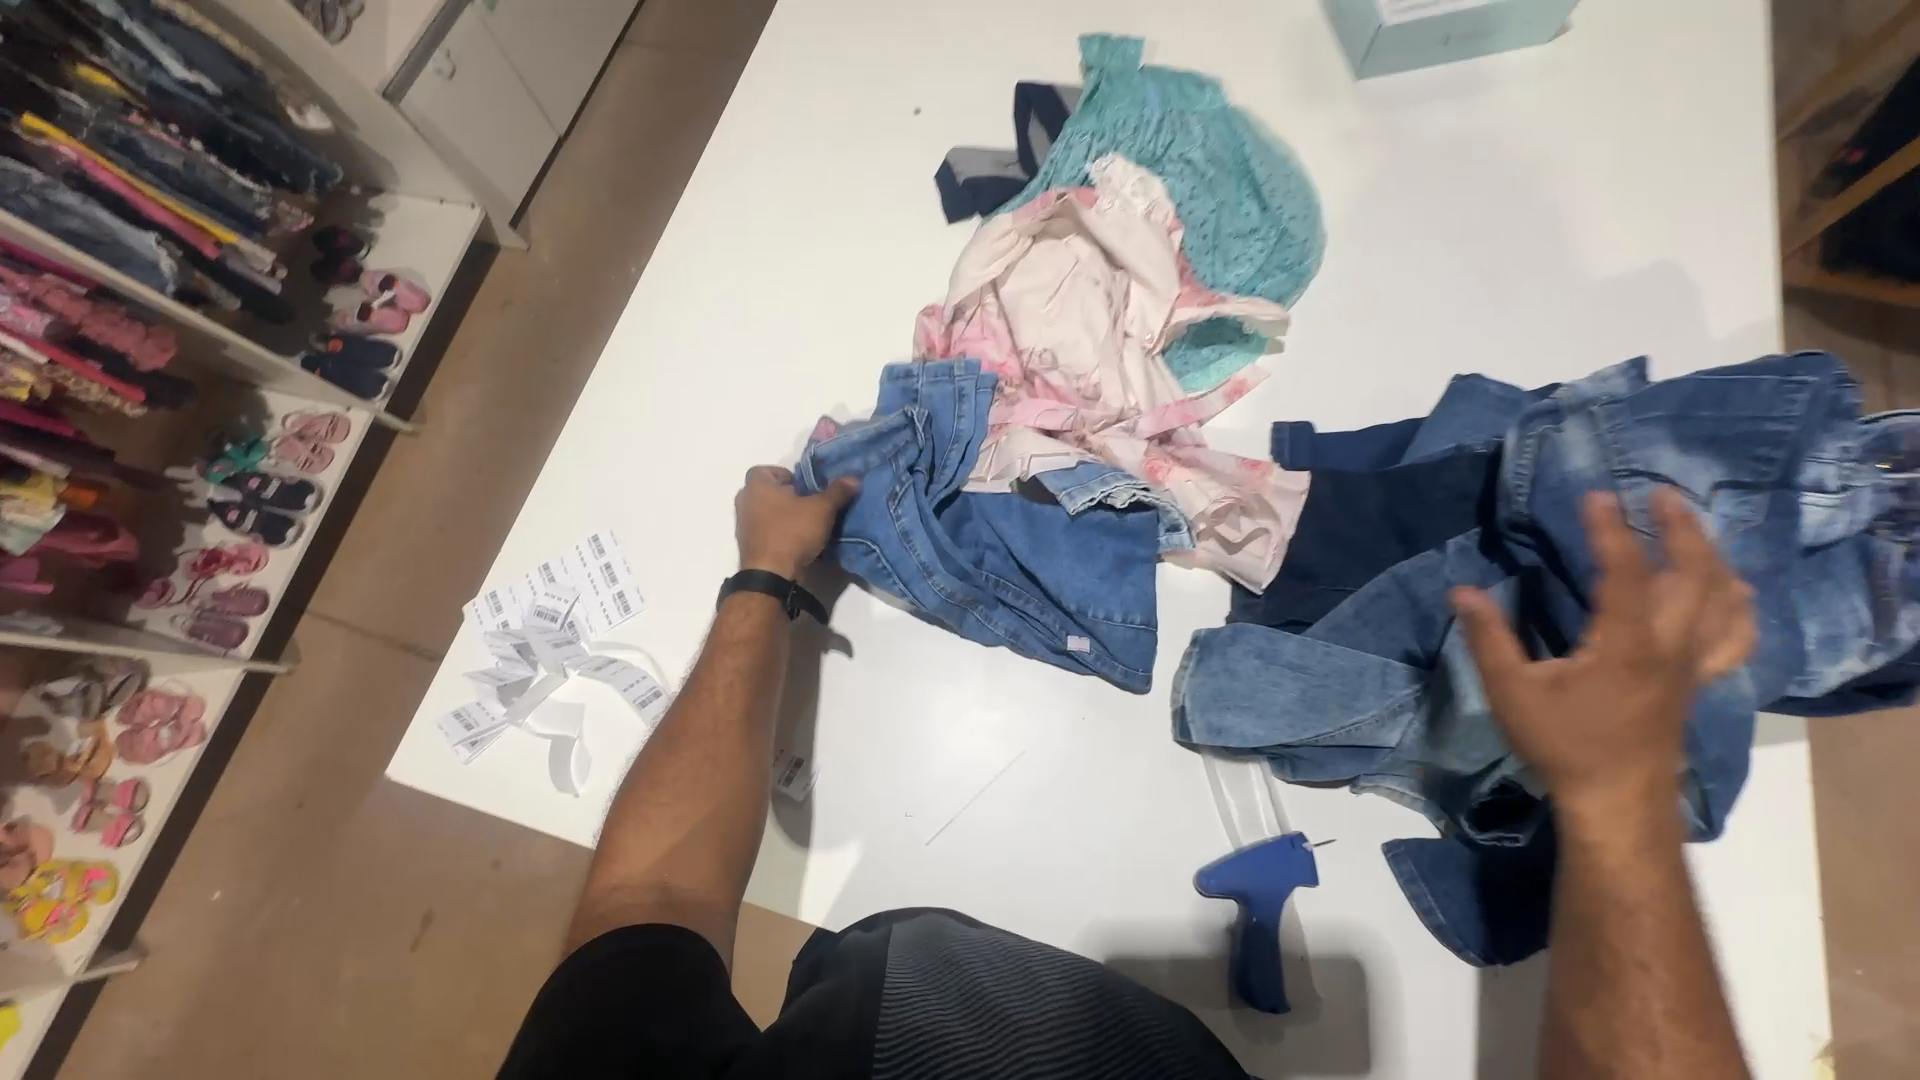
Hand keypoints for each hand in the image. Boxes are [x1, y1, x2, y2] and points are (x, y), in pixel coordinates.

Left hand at [734, 466, 859, 579]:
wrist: (771, 575)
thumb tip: (854, 478)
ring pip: (765, 512)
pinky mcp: (748, 546)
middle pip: (766, 492)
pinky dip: (778, 533)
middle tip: (808, 504)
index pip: (765, 470)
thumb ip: (837, 492)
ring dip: (782, 516)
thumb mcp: (822, 509)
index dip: (785, 475)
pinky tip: (797, 542)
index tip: (803, 487)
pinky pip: (765, 531)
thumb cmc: (792, 532)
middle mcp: (744, 502)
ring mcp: (743, 525)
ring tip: (806, 524)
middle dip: (787, 496)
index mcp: (757, 486)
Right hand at [1451, 488, 1755, 822]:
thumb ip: (1487, 637)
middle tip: (1660, 495)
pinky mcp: (1696, 680)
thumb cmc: (1561, 743)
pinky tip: (1729, 590)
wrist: (1615, 798)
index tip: (1597, 496)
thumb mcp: (1510, 691)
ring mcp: (1692, 664)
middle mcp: (1671, 646)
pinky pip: (1735, 635)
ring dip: (1712, 556)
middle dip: (1680, 529)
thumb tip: (1461, 590)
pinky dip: (1736, 604)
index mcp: (1626, 644)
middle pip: (1695, 575)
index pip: (1627, 572)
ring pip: (1724, 600)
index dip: (1611, 530)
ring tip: (1694, 529)